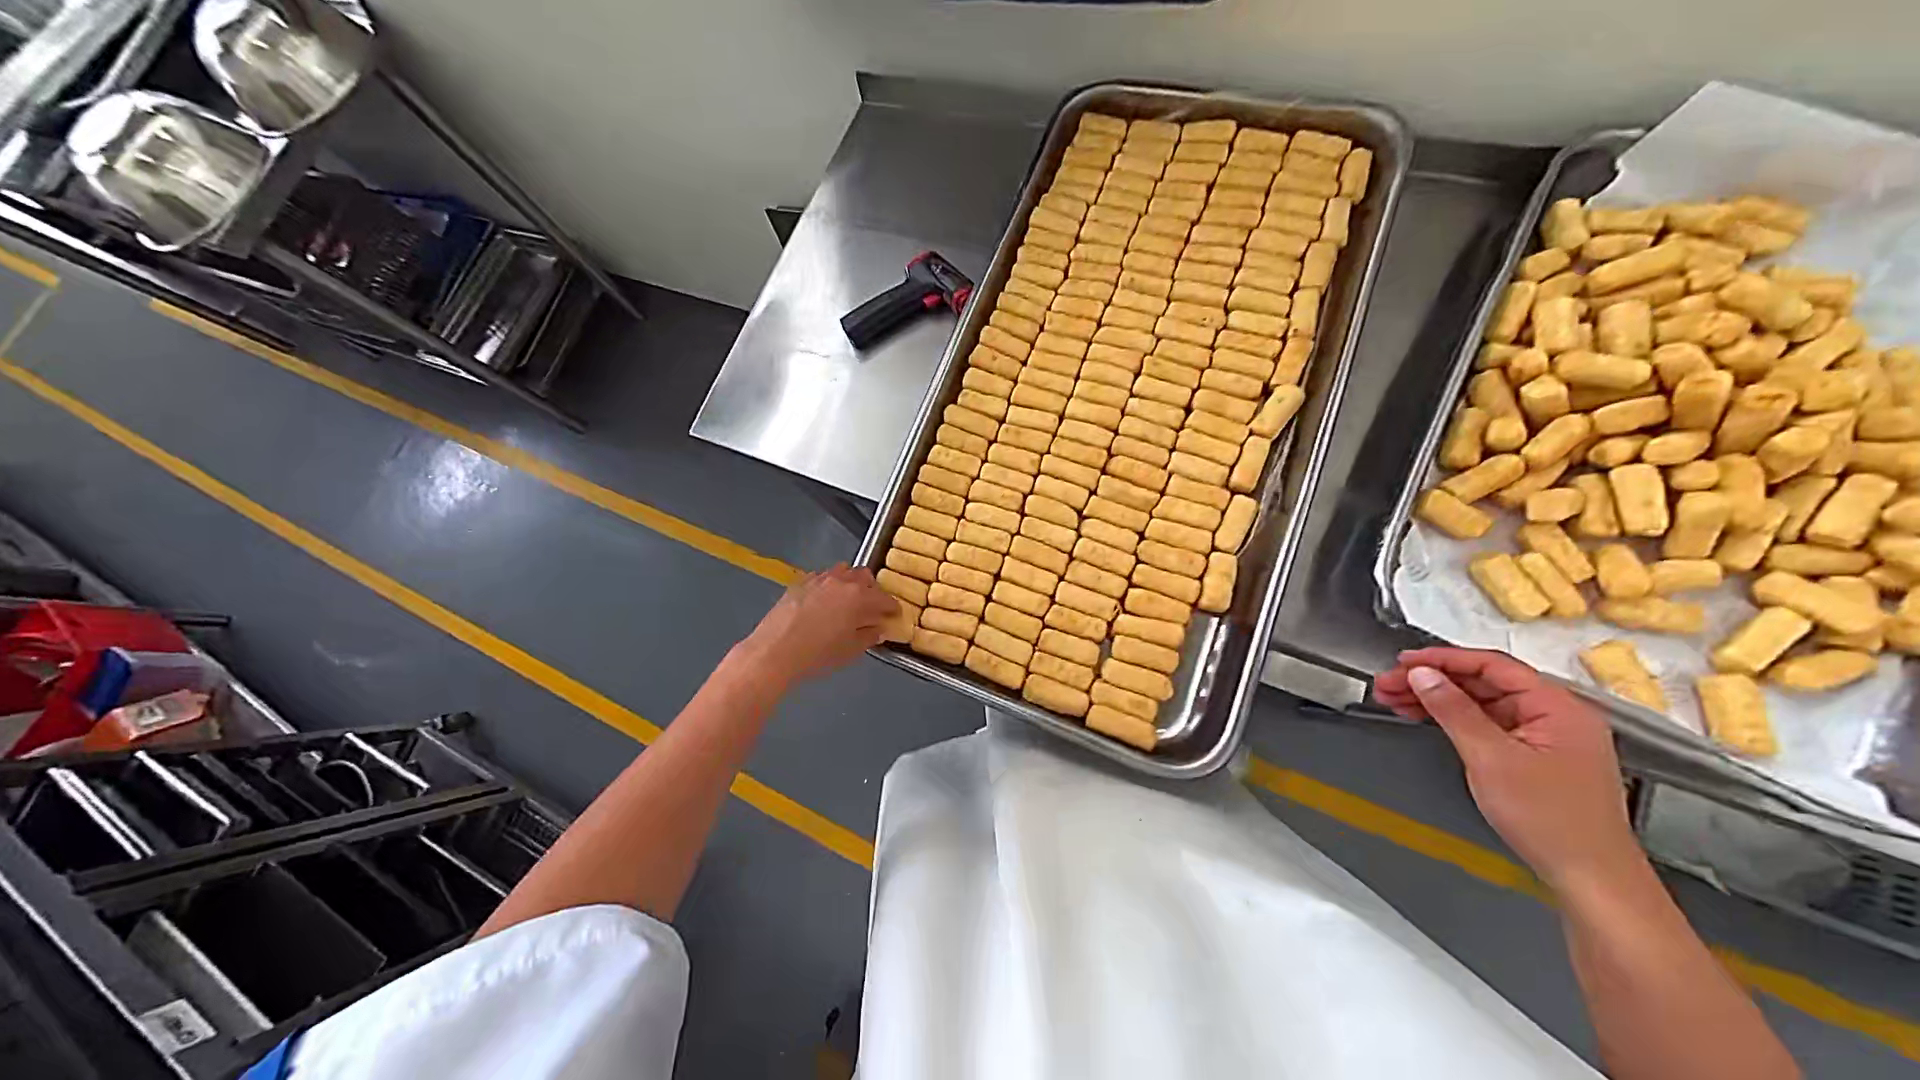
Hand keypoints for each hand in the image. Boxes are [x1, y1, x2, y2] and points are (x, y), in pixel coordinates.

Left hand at [736, 565, 897, 685]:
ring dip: (850, 583)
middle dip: (872, 590)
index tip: (894, 616)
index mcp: (859, 597)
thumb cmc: (817, 655)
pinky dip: (828, 586)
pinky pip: (821, 577)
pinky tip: (823, 602)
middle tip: (871, 608)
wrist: (773, 652)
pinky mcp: (799, 583)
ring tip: (847, 601)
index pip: (884, 599)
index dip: (892, 608)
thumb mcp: (850, 651)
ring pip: (842, 572)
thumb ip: (868, 636)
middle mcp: (841, 582)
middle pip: (865, 576)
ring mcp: (818, 579)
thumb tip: (877, 630)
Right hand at [1374, 647, 1645, 893]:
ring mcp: (1547, 736)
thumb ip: (1453, 710)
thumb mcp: (1490, 758)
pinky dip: (1453, 719)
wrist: (1590, 878)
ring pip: (1481, 703)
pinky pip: (1487, 724)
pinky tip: (1424, 717)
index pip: (1491, 665)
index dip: (1442, 659)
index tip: (1404, 661)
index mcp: (1558, 707)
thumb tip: (1423, 675)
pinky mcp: (1535, 756)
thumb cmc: (1552, 821)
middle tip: (1389, 683)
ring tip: (1395, 699)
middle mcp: (1557, 715)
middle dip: (1432, 681)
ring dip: (1436, 699)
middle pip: (1483, 683)